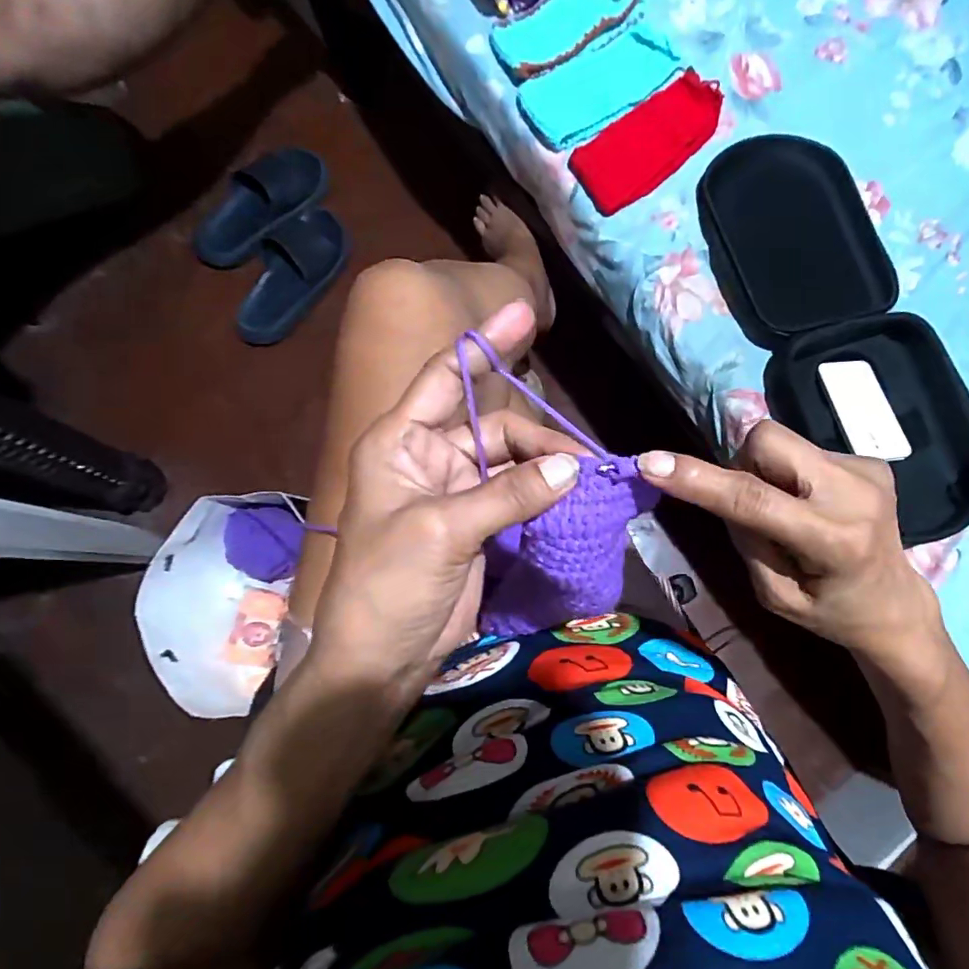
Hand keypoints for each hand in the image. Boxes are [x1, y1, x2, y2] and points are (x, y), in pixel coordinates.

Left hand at [308, 302, 585, 692]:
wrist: (383, 658)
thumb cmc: (390, 584)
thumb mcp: (444, 531)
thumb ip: (509, 494)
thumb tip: (572, 467)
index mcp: (399, 442)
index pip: (443, 377)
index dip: (485, 345)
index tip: (525, 310)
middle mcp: (426, 457)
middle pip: (492, 426)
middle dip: (537, 435)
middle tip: (583, 459)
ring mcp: (454, 492)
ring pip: (511, 461)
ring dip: (546, 467)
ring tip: (585, 480)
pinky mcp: (476, 524)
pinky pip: (516, 495)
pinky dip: (543, 493)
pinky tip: (573, 495)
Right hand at [635, 420, 940, 660]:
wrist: (894, 602)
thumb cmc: (828, 611)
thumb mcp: (774, 594)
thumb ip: (746, 538)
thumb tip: (720, 486)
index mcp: (833, 539)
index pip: (752, 498)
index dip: (699, 479)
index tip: (652, 463)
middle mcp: (855, 492)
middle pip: (766, 440)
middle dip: (742, 465)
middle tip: (752, 505)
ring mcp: (867, 468)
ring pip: (781, 441)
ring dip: (767, 472)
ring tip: (789, 511)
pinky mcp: (870, 459)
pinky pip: (802, 449)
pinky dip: (790, 474)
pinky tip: (811, 504)